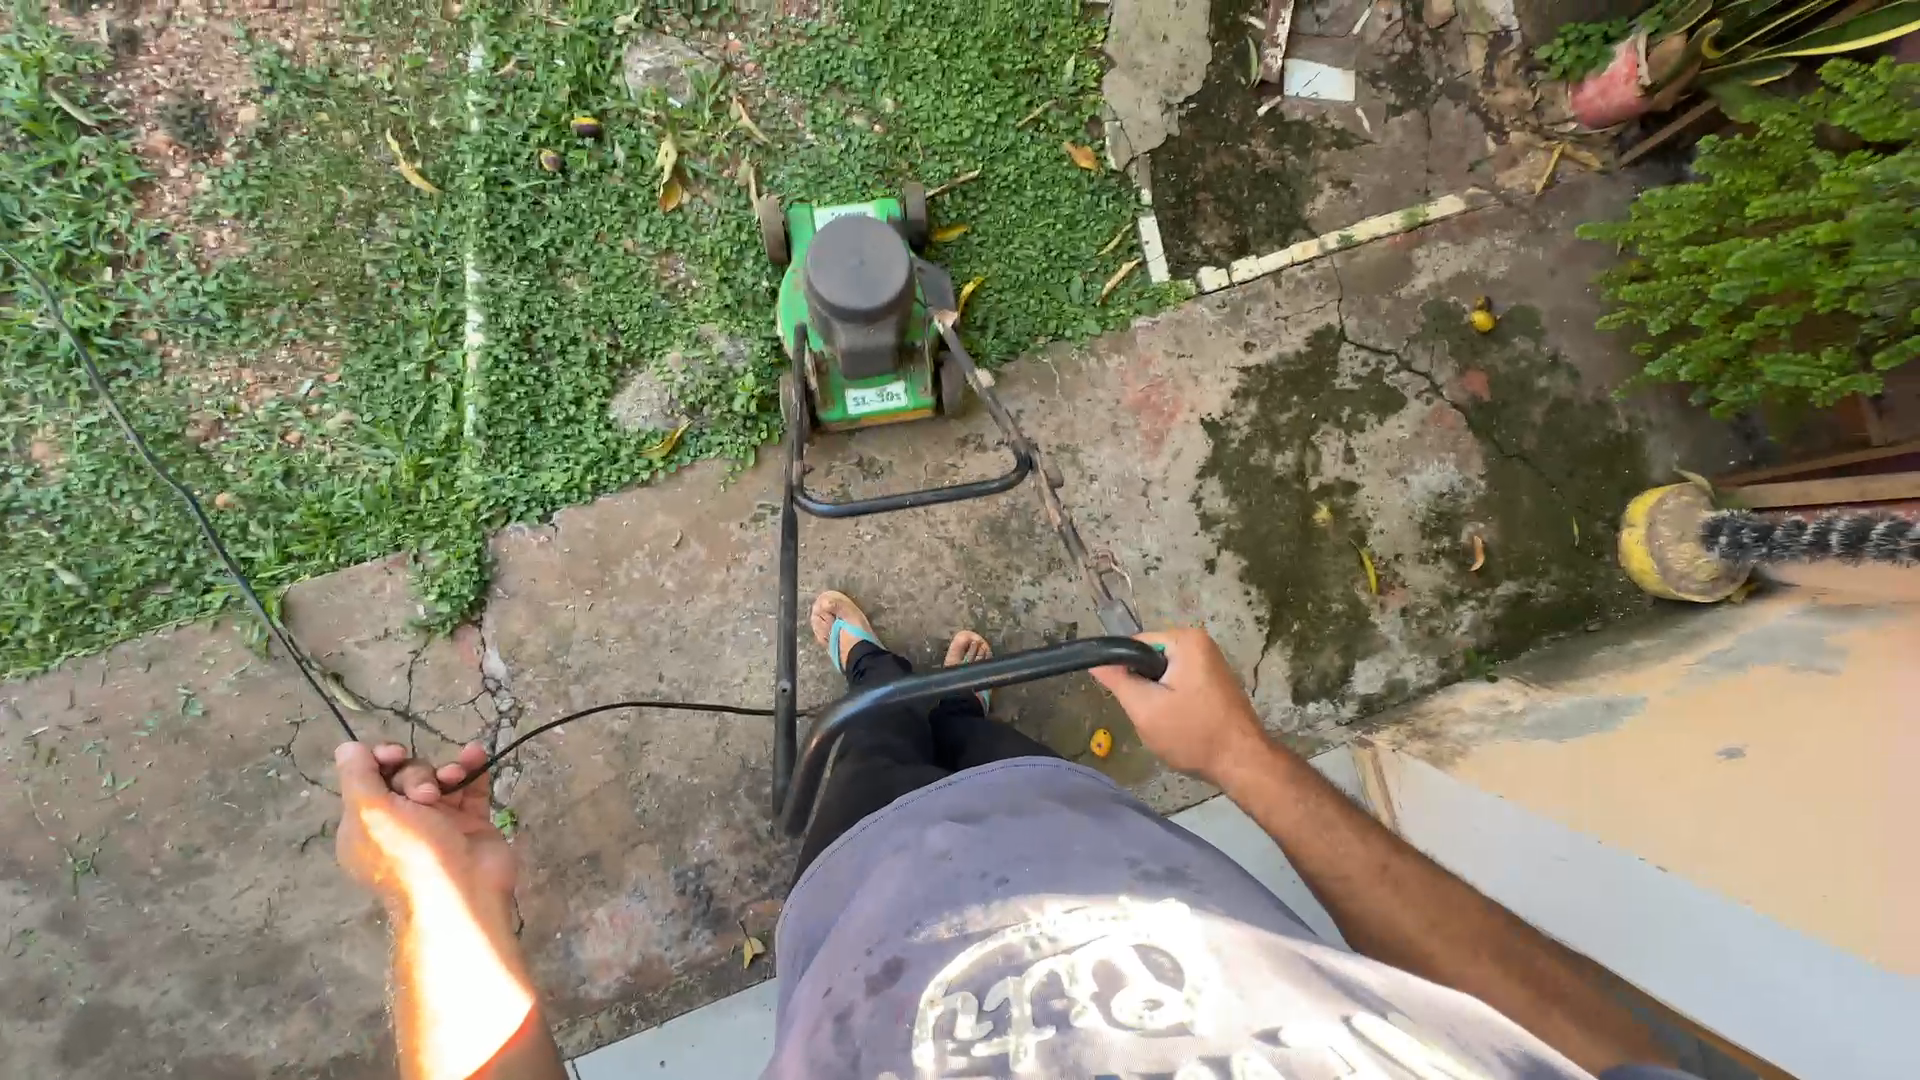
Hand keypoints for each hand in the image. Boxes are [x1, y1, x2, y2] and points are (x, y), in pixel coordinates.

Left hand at [333, 741, 515, 911]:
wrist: (462, 889)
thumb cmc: (412, 852)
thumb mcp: (372, 812)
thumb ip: (358, 776)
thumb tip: (346, 747)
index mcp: (366, 826)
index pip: (368, 781)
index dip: (380, 761)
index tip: (394, 755)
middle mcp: (400, 823)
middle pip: (405, 778)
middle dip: (417, 775)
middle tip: (425, 795)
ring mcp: (438, 822)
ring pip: (439, 780)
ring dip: (447, 770)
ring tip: (455, 778)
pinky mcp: (470, 822)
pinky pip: (470, 787)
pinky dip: (473, 770)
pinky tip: (477, 755)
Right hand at [1091, 628, 1268, 782]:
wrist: (1242, 763)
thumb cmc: (1193, 734)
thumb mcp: (1145, 708)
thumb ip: (1118, 680)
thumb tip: (1095, 661)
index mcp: (1185, 639)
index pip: (1134, 645)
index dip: (1123, 670)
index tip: (1127, 697)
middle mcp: (1200, 642)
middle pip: (1149, 659)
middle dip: (1142, 685)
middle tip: (1147, 713)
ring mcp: (1210, 661)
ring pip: (1162, 673)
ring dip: (1156, 696)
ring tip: (1163, 719)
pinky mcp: (1213, 680)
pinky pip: (1178, 682)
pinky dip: (1172, 700)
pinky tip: (1178, 721)